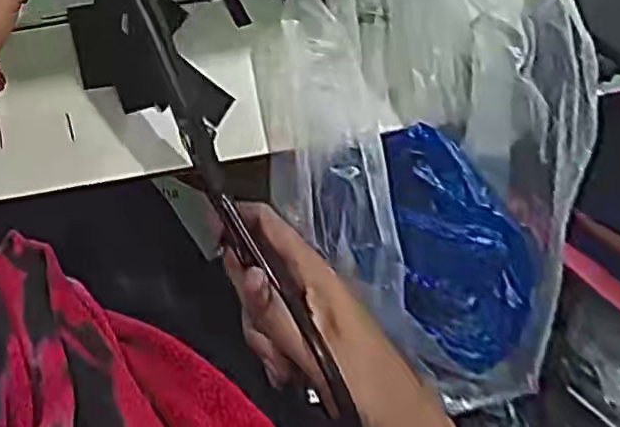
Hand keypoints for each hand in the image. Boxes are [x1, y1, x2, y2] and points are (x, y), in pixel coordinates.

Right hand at [223, 204, 449, 426]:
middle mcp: (311, 283)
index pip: (268, 221)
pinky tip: (287, 369)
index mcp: (315, 274)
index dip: (235, 215)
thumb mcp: (315, 349)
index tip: (211, 226)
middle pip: (255, 265)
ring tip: (283, 363)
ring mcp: (311, 306)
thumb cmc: (371, 386)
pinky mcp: (312, 329)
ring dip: (261, 331)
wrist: (408, 426)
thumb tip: (243, 268)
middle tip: (264, 333)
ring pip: (260, 299)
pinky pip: (273, 323)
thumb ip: (273, 309)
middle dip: (249, 299)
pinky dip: (272, 345)